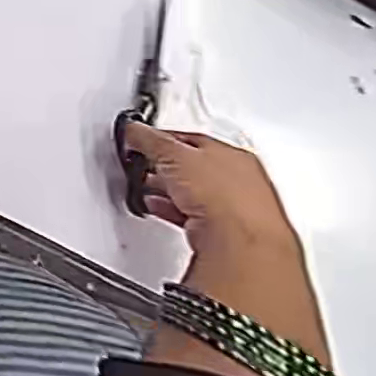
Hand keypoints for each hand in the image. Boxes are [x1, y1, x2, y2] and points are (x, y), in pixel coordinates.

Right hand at [121, 123, 298, 258]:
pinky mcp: (226, 234)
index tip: (140, 141)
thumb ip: (148, 139)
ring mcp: (236, 209)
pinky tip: (161, 209)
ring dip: (168, 191)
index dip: (160, 139)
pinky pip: (193, 215)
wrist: (238, 243)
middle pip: (192, 167)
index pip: (190, 140)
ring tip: (147, 190)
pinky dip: (174, 210)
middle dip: (163, 167)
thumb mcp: (171, 153)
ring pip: (193, 193)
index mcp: (235, 155)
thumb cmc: (223, 197)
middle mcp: (242, 180)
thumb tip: (133, 131)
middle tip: (143, 166)